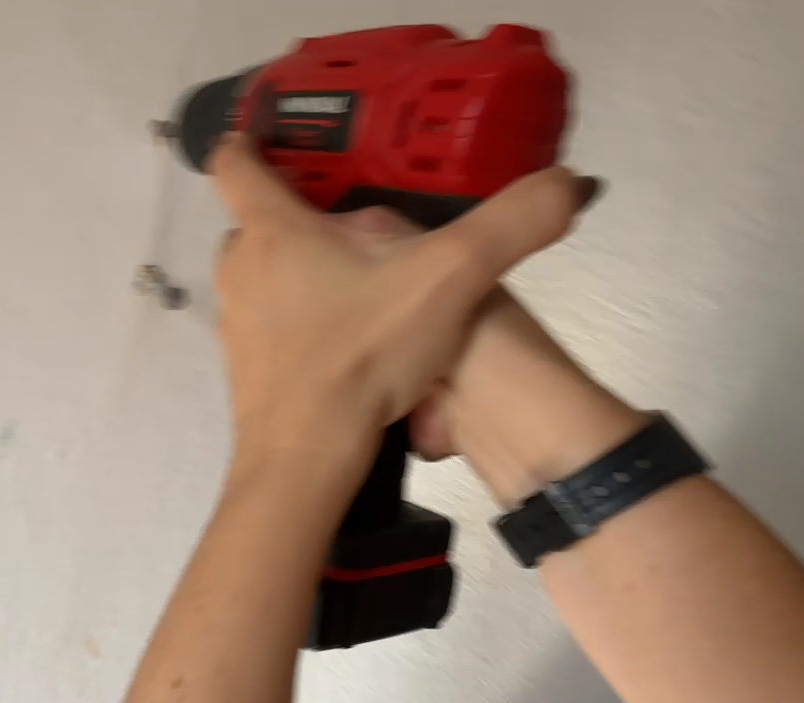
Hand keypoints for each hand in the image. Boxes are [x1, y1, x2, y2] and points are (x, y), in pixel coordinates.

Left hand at [208, 134, 592, 485]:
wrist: (307, 455)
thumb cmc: (363, 355)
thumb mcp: (453, 279)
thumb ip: (515, 223)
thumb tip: (569, 185)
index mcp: (272, 231)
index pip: (236, 161)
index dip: (253, 146)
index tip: (286, 154)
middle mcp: (239, 272)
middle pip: (259, 225)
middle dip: (300, 222)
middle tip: (356, 235)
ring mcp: (233, 325)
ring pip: (263, 279)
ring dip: (300, 277)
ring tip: (358, 293)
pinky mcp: (241, 369)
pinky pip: (268, 328)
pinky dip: (297, 325)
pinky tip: (341, 345)